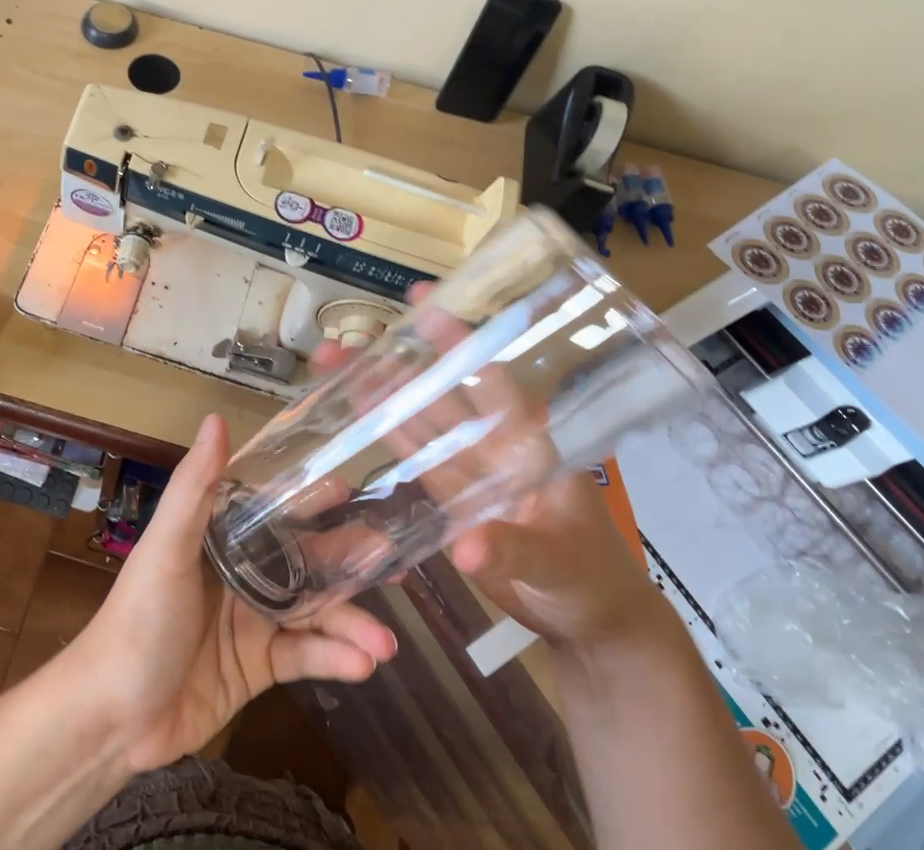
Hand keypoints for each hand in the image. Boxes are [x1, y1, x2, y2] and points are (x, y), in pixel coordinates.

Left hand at [64, 415, 397, 773]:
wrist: (113, 716)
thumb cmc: (137, 622)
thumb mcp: (165, 552)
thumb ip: (194, 490)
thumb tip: (216, 420)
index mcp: (216, 541)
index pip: (273, 511)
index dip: (312, 500)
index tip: (358, 488)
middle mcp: (238, 576)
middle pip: (306, 563)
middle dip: (350, 563)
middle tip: (398, 561)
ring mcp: (251, 624)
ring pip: (315, 614)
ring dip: (351, 623)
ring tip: (384, 641)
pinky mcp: (260, 669)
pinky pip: (306, 658)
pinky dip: (336, 660)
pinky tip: (363, 665)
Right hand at [313, 283, 666, 651]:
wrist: (591, 622)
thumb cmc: (591, 581)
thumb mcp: (557, 562)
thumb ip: (513, 551)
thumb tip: (465, 547)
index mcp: (527, 446)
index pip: (489, 381)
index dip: (457, 340)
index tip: (422, 301)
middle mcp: (493, 449)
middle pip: (437, 398)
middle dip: (393, 366)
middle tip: (341, 342)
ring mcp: (469, 474)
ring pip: (417, 426)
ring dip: (378, 398)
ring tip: (333, 368)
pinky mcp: (451, 503)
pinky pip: (413, 464)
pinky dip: (384, 441)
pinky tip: (353, 422)